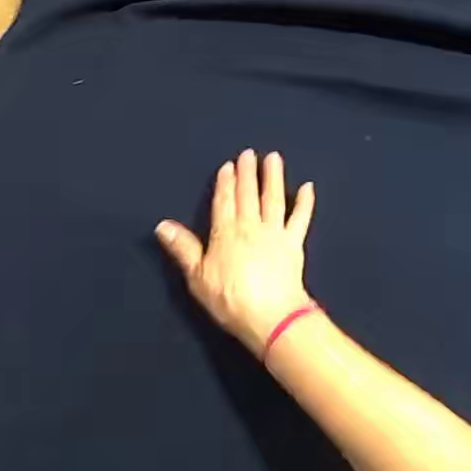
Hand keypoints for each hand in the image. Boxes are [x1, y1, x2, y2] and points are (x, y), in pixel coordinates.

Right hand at [155, 149, 315, 354]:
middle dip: (248, 174)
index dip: (225, 183)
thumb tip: (162, 225)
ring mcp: (275, 234)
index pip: (223, 202)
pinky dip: (304, 202)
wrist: (271, 317)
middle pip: (248, 195)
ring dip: (273, 178)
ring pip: (273, 200)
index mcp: (225, 233)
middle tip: (249, 154)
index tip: (228, 166)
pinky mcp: (294, 245)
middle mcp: (250, 227)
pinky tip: (307, 187)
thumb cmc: (229, 299)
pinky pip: (300, 219)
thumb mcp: (197, 276)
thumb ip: (183, 248)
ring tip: (273, 158)